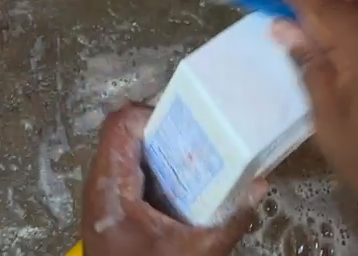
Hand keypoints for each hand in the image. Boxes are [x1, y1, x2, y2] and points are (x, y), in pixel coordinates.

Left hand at [81, 104, 255, 255]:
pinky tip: (175, 182)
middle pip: (122, 132)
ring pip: (122, 148)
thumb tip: (259, 185)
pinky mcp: (107, 206)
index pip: (120, 125)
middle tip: (193, 141)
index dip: (150, 115)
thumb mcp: (196, 254)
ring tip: (188, 157)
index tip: (184, 128)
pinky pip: (124, 168)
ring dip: (154, 147)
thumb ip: (229, 220)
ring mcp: (99, 196)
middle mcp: (98, 185)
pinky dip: (149, 166)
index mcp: (111, 189)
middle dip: (159, 130)